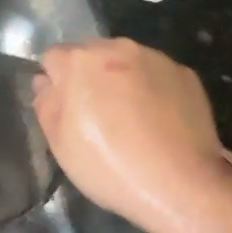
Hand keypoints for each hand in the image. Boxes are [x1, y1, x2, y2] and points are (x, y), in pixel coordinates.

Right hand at [33, 39, 231, 232]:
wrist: (181, 184)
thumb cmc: (109, 165)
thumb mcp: (59, 143)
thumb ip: (45, 103)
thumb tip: (46, 83)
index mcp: (80, 61)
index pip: (53, 58)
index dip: (56, 84)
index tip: (67, 112)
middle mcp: (117, 48)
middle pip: (91, 54)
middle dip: (89, 78)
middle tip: (98, 117)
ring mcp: (155, 58)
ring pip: (126, 62)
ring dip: (121, 81)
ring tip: (132, 121)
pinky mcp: (185, 74)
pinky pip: (156, 75)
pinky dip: (152, 90)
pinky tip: (159, 123)